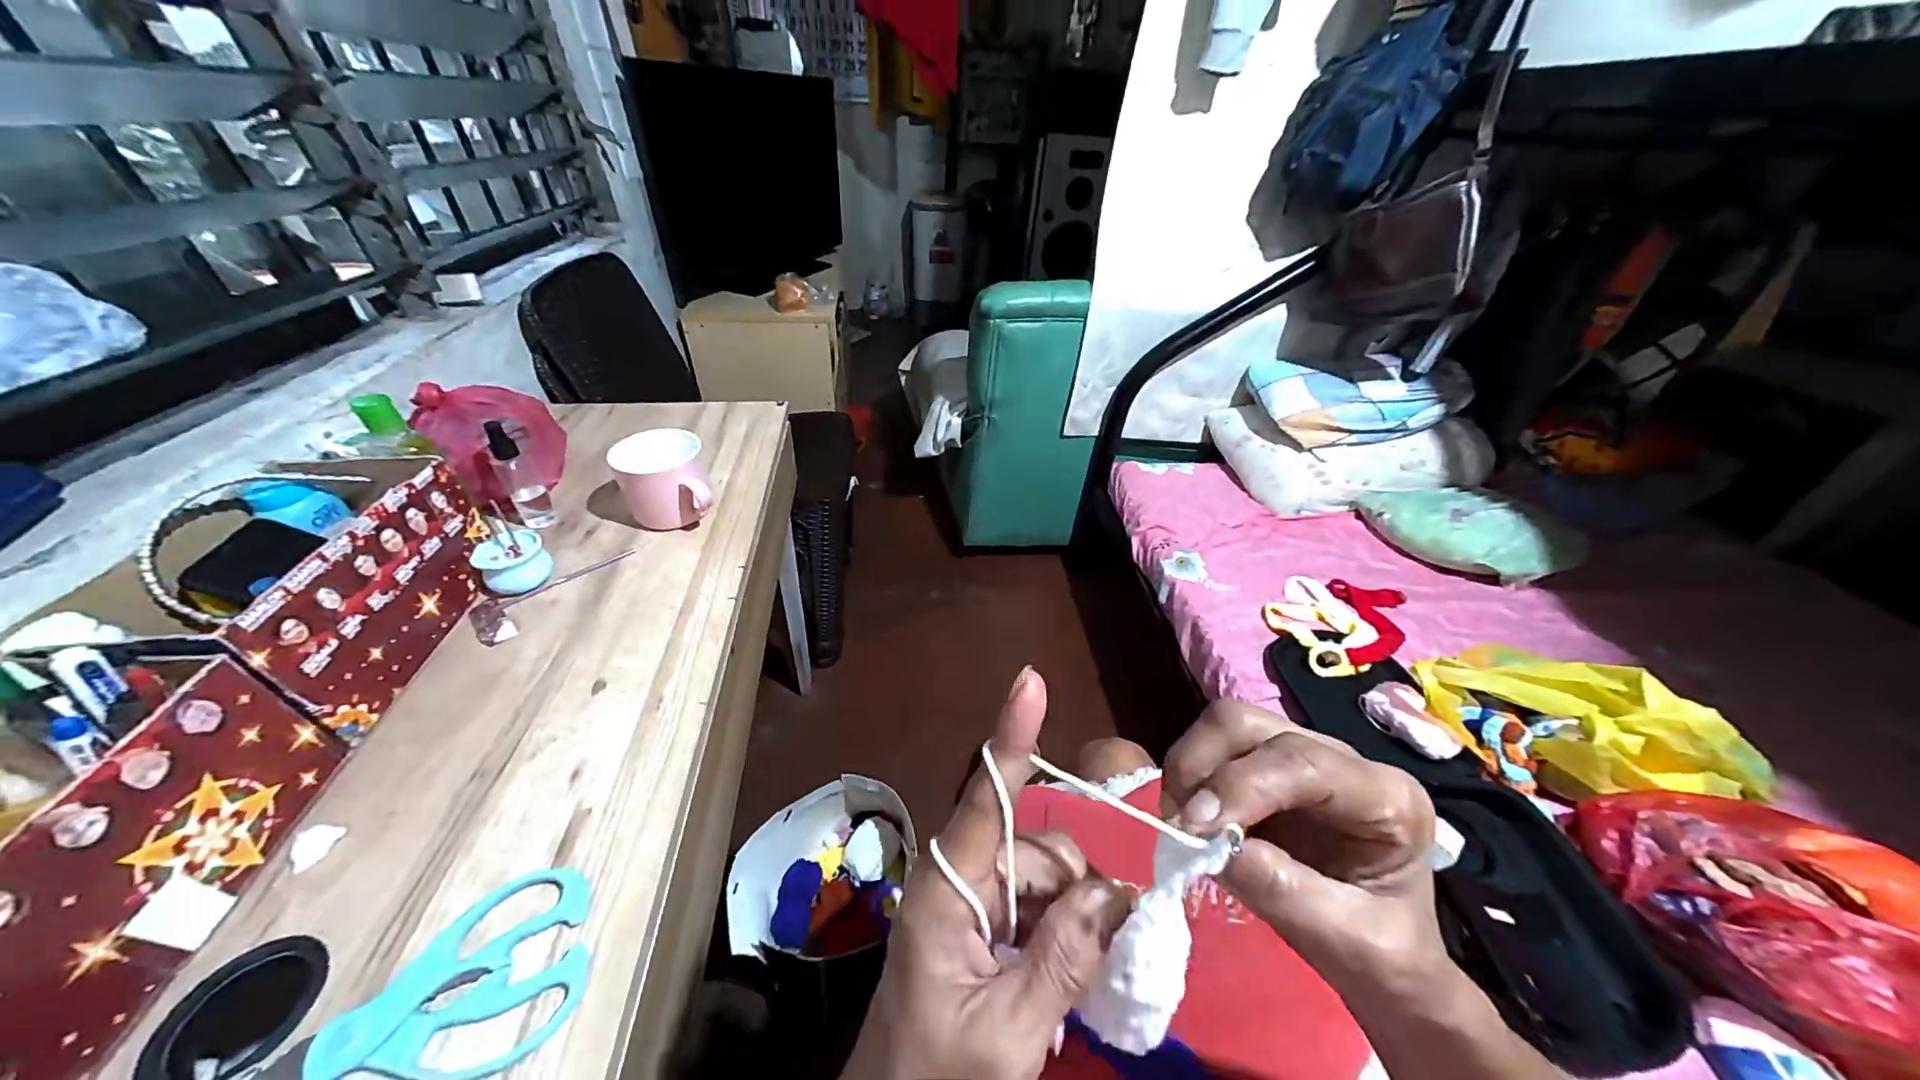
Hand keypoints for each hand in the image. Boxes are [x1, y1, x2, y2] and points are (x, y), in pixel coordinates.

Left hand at [843, 669, 1134, 1079]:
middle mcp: (957, 881)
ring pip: (1044, 875)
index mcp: (945, 891)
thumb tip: (1115, 892)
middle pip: (1035, 845)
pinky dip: (1064, 926)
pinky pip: (1037, 904)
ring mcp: (969, 905)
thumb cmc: (934, 1076)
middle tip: (1104, 941)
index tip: (1030, 679)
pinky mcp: (981, 929)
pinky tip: (1066, 973)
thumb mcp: (1008, 1032)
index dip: (1011, 736)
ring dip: (1073, 912)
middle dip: (1076, 881)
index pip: (985, 798)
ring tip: (1072, 979)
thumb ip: (1064, 959)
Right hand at [1161, 700, 1445, 1003]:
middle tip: (1180, 823)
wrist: (1385, 959)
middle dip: (1202, 764)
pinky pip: (1214, 748)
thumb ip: (1284, 892)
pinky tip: (1190, 819)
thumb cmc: (1379, 953)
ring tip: (1181, 823)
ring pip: (1224, 726)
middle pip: (1248, 724)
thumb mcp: (1346, 939)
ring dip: (1189, 768)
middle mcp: (1340, 758)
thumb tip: (1211, 848)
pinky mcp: (1266, 763)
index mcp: (1385, 798)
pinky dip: (1189, 778)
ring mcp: (1300, 752)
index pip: (1300, 762)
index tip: (1194, 827)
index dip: (1241, 784)